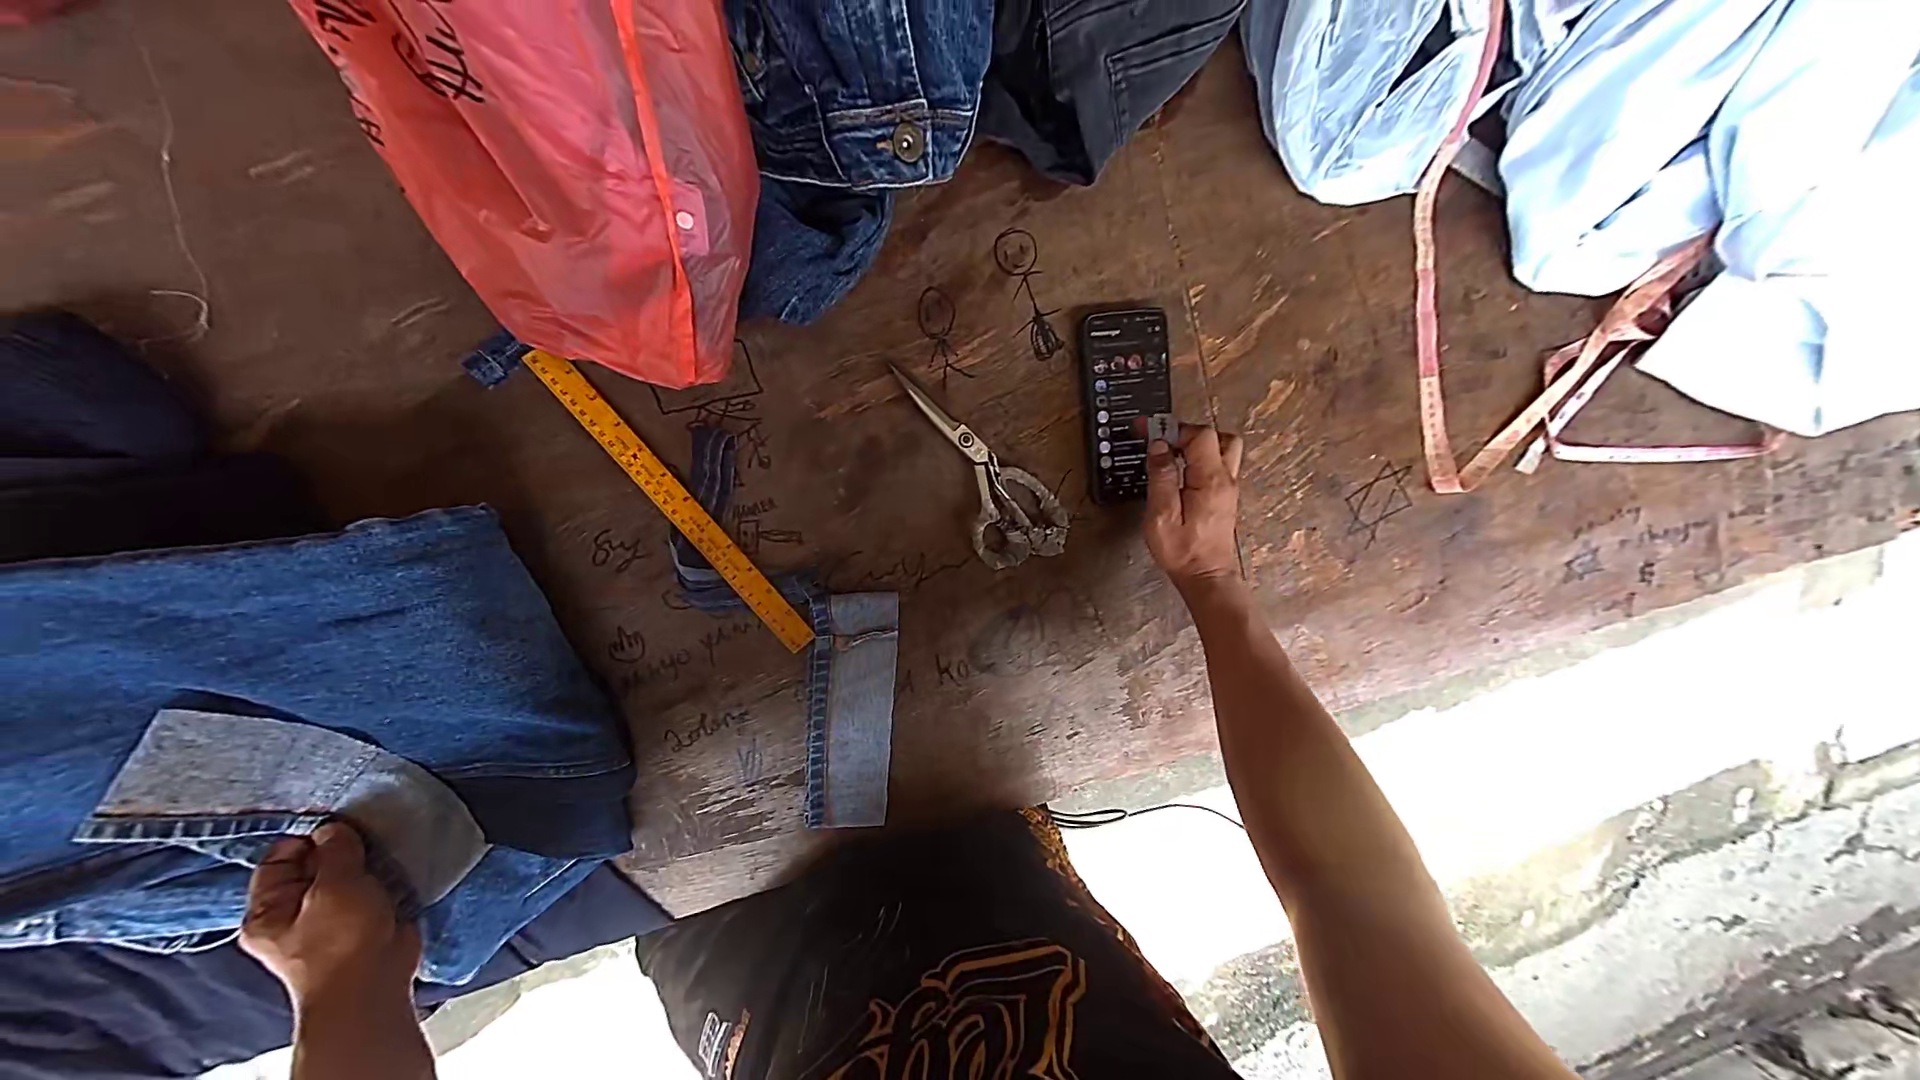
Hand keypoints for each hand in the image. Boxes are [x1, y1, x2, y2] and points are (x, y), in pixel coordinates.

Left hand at [239, 822, 419, 1009]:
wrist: (372, 981)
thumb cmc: (341, 938)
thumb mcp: (335, 887)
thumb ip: (335, 853)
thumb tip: (334, 828)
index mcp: (269, 909)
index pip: (280, 858)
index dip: (309, 836)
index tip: (344, 821)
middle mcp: (296, 911)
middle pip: (316, 863)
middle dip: (345, 845)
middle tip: (373, 829)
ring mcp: (332, 915)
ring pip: (348, 873)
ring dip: (370, 858)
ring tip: (391, 842)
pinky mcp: (366, 917)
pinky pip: (373, 885)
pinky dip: (386, 872)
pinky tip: (401, 861)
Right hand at [1143, 422, 1244, 597]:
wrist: (1206, 577)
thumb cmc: (1183, 552)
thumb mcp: (1162, 515)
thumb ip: (1161, 477)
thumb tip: (1158, 448)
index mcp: (1210, 481)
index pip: (1198, 436)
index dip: (1172, 428)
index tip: (1148, 429)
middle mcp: (1225, 480)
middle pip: (1217, 436)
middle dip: (1187, 432)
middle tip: (1163, 439)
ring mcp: (1227, 488)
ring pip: (1222, 448)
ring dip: (1196, 444)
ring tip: (1171, 452)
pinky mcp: (1223, 497)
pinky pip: (1217, 465)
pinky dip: (1198, 458)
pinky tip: (1180, 470)